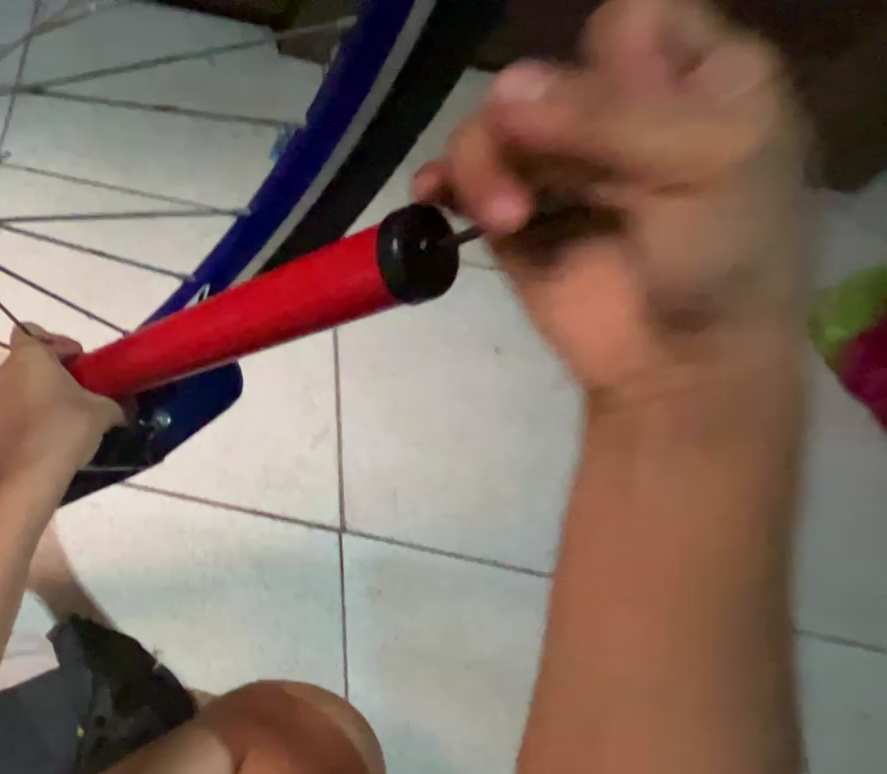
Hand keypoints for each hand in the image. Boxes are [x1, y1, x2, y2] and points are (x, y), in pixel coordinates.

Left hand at [0, 324, 124, 481]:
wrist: (32, 474)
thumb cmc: (65, 429)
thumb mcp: (102, 410)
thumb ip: (112, 401)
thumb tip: (123, 407)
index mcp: (27, 356)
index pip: (30, 330)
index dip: (55, 341)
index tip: (77, 360)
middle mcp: (3, 372)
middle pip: (25, 358)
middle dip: (49, 367)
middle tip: (75, 385)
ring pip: (18, 384)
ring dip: (38, 390)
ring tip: (63, 409)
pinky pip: (12, 406)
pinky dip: (27, 410)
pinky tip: (49, 428)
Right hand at [414, 0, 809, 402]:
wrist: (676, 359)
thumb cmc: (724, 254)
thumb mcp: (702, 164)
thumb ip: (607, 120)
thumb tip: (500, 92)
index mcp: (696, 78)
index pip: (632, 18)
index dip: (602, 53)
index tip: (596, 96)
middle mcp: (617, 113)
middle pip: (537, 78)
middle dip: (526, 126)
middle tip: (531, 190)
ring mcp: (555, 169)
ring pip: (488, 129)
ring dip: (481, 169)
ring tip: (505, 220)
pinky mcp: (506, 219)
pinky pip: (455, 183)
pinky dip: (437, 189)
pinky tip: (431, 201)